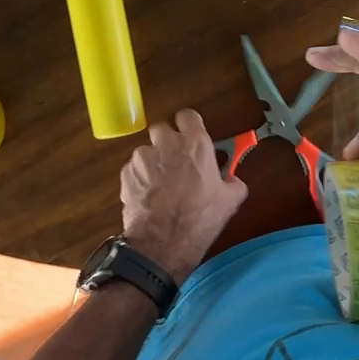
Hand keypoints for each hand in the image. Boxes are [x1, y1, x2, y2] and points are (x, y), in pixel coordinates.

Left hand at [119, 109, 247, 281]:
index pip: (188, 116)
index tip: (192, 138)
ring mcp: (143, 157)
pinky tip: (148, 197)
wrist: (163, 243)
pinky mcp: (126, 174)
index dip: (189, 126)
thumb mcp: (230, 200)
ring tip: (160, 186)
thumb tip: (232, 179)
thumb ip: (233, 181)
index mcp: (195, 143)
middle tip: (176, 162)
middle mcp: (166, 143)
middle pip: (163, 129)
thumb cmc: (200, 219)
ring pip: (146, 151)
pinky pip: (134, 169)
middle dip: (167, 142)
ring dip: (153, 162)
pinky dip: (140, 179)